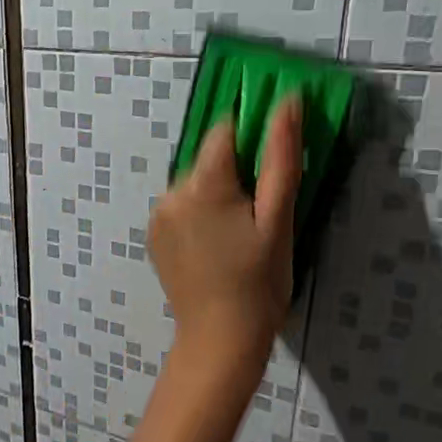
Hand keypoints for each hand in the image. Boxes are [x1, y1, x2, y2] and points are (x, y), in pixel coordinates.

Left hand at [148, 95, 303, 363]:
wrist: (220, 341)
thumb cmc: (260, 282)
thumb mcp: (279, 219)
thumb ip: (281, 156)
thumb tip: (288, 101)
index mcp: (203, 182)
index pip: (225, 128)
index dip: (251, 135)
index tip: (269, 163)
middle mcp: (172, 190)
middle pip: (209, 156)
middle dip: (236, 171)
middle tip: (260, 212)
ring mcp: (158, 214)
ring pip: (195, 181)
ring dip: (217, 192)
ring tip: (239, 233)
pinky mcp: (153, 234)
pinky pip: (180, 205)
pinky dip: (199, 212)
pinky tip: (216, 244)